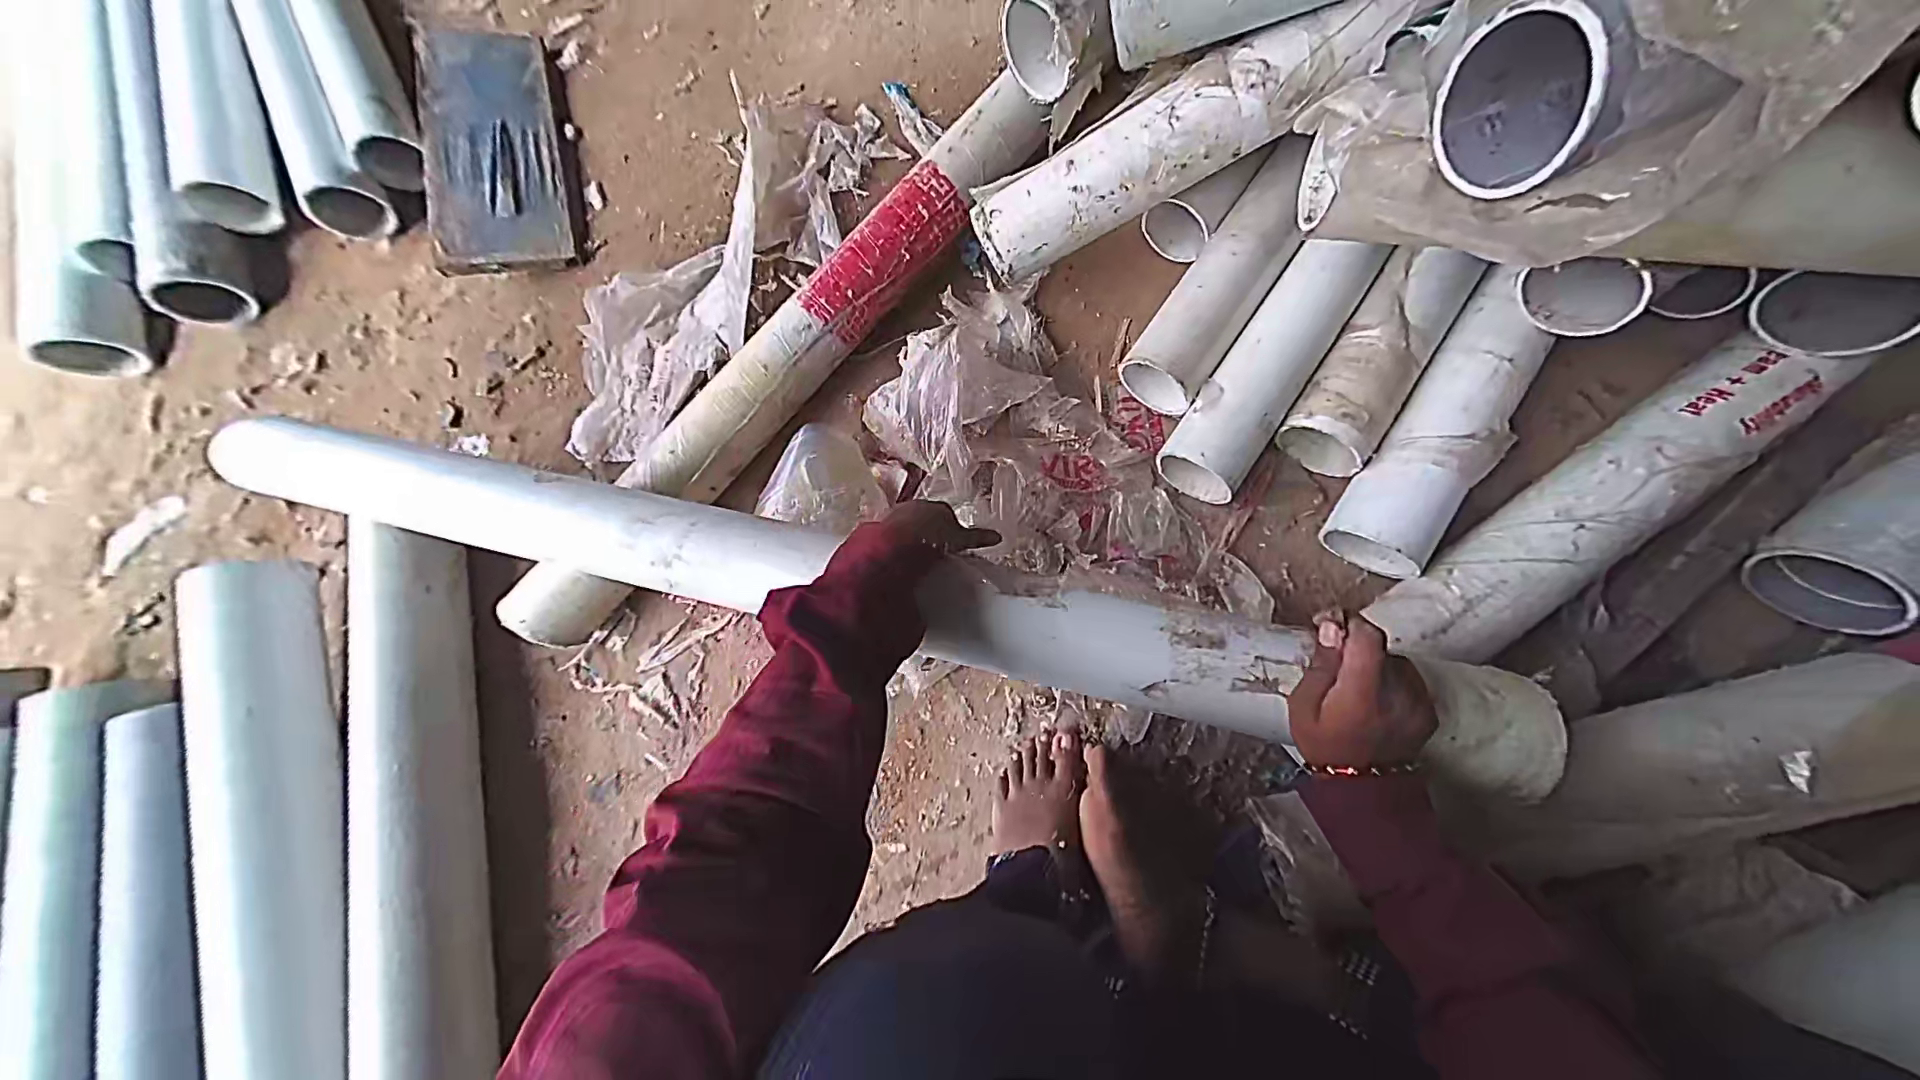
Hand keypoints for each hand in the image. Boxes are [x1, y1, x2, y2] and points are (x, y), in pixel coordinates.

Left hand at [873, 500, 1000, 554]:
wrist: (901, 541)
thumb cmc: (934, 535)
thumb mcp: (960, 539)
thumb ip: (977, 538)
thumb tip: (997, 537)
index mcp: (937, 507)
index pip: (946, 515)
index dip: (949, 529)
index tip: (950, 543)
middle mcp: (915, 506)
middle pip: (925, 519)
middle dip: (929, 532)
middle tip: (934, 552)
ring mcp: (896, 516)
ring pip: (907, 527)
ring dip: (911, 540)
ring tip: (917, 559)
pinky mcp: (881, 529)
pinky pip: (892, 538)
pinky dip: (896, 547)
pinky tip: (900, 559)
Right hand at [1288, 611, 1436, 769]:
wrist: (1363, 787)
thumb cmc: (1323, 744)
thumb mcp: (1304, 705)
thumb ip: (1321, 665)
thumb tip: (1332, 627)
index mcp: (1363, 692)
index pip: (1368, 637)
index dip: (1348, 623)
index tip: (1329, 625)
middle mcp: (1399, 693)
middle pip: (1379, 647)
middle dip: (1355, 647)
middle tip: (1334, 662)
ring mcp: (1419, 702)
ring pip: (1394, 660)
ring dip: (1372, 663)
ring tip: (1353, 685)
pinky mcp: (1428, 709)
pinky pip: (1407, 678)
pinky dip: (1389, 679)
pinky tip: (1373, 698)